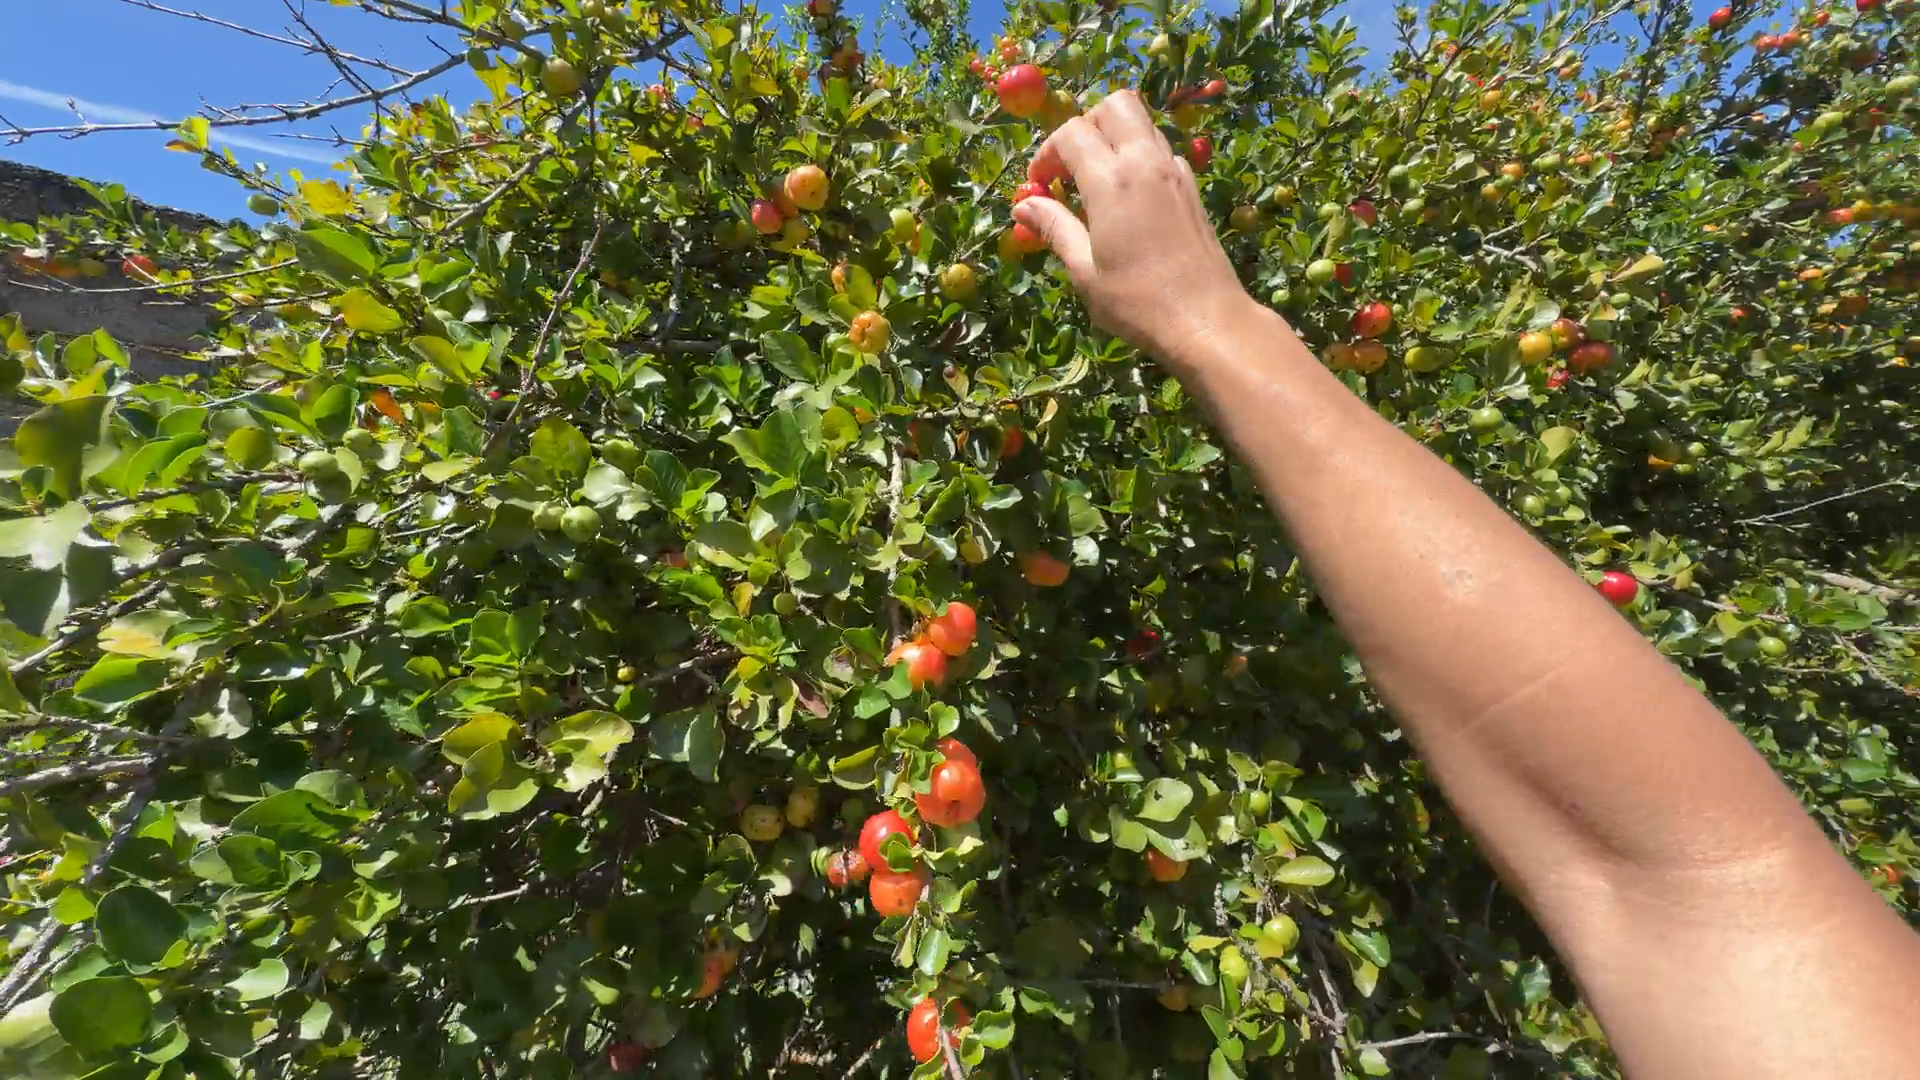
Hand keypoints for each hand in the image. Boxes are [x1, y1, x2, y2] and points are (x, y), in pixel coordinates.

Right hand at [1012, 90, 1251, 365]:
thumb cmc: (1136, 302)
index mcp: (1112, 181)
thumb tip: (1023, 206)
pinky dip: (1137, 160)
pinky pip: (1159, 151)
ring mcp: (1174, 171)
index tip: (1039, 188)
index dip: (1047, 154)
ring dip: (1112, 141)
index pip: (1072, 133)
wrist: (1205, 319)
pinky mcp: (1191, 187)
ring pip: (1141, 124)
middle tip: (1070, 170)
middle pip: (1113, 106)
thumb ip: (1055, 228)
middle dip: (1084, 127)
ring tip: (1095, 187)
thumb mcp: (1084, 271)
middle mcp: (1146, 162)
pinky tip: (1128, 202)